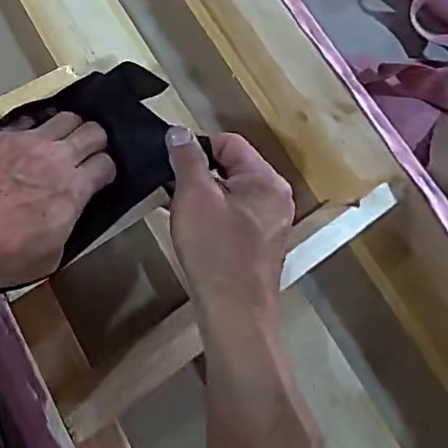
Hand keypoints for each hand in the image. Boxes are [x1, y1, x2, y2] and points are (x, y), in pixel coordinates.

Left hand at [0, 111, 115, 286]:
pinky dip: (32, 127)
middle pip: (93, 131)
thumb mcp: (46, 259)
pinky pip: (26, 120)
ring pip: (63, 116)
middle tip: (87, 151)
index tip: (100, 176)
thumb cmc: (0, 250)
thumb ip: (63, 233)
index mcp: (75, 189)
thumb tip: (63, 224)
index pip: (106, 165)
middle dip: (95, 140)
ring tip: (61, 137)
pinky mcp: (0, 133)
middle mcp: (57, 157)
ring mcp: (28, 139)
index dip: (106, 169)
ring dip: (68, 125)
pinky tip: (24, 139)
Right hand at [165, 127, 294, 315]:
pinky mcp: (260, 244)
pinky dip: (212, 215)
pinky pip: (234, 215)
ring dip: (203, 196)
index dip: (198, 147)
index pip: (229, 143)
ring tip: (178, 209)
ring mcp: (271, 223)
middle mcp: (276, 198)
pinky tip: (192, 229)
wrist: (234, 315)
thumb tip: (178, 132)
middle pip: (231, 167)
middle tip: (172, 187)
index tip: (172, 163)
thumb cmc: (215, 253)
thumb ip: (186, 159)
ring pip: (230, 192)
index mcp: (267, 181)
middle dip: (199, 174)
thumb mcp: (193, 197)